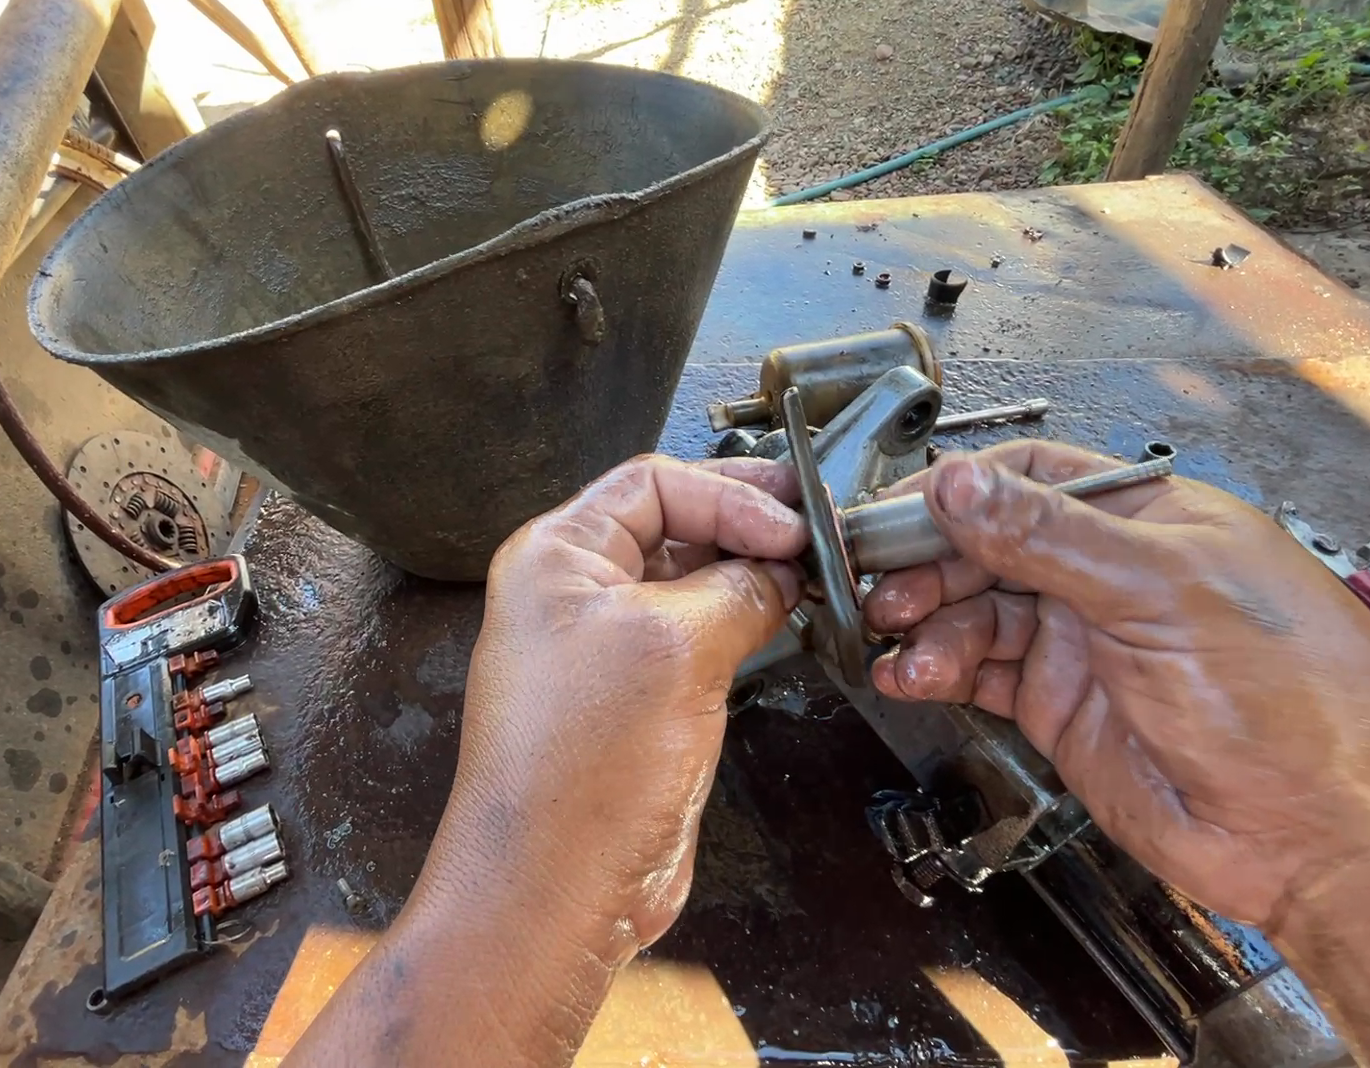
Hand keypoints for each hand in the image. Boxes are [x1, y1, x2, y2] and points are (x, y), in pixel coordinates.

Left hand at [417, 454, 804, 957]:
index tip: (791, 525)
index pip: (653, 485)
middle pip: (671, 523)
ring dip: (746, 569)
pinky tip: (782, 613)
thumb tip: (782, 567)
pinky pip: (695, 629)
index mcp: (557, 555)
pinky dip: (740, 615)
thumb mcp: (675, 645)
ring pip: (687, 577)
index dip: (729, 495)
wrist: (559, 884)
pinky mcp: (639, 687)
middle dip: (742, 523)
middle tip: (812, 527)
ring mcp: (607, 640)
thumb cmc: (590, 760)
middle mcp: (575, 589)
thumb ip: (738, 589)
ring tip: (808, 569)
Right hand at [862, 440, 1369, 929]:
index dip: (954, 491)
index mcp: (1140, 519)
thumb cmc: (1293, 702)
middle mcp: (1099, 572)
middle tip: (880, 585)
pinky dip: (930, 670)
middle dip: (924, 564)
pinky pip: (970, 668)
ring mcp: (1071, 637)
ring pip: (967, 610)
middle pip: (981, 546)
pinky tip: (910, 675)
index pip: (1025, 477)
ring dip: (922, 623)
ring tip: (896, 640)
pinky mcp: (1048, 697)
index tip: (893, 513)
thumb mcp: (1158, 590)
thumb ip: (1044, 535)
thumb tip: (957, 484)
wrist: (1324, 843)